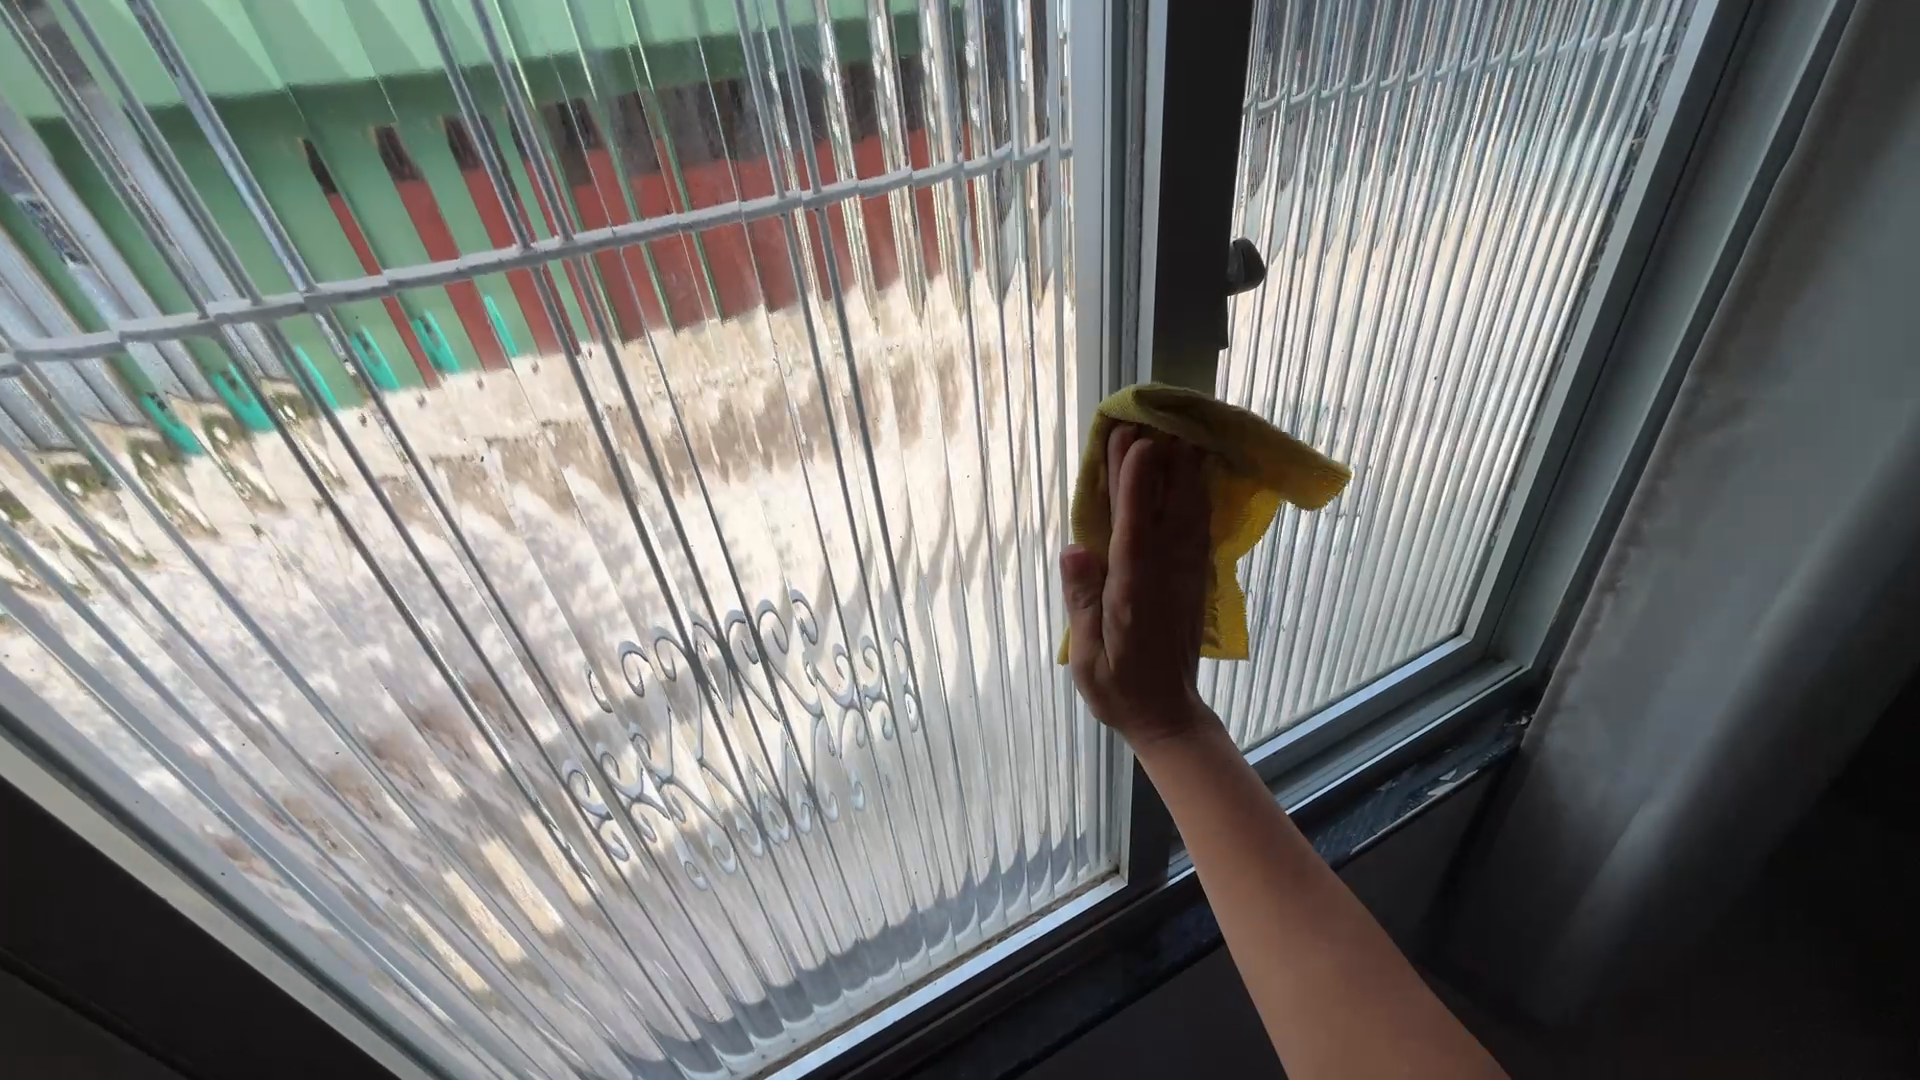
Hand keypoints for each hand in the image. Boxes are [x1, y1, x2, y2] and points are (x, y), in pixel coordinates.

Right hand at [1061, 423, 1218, 747]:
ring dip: (1182, 472)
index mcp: (1132, 594)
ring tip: (1177, 431)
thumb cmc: (1118, 688)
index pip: (1134, 531)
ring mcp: (1185, 577)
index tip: (1135, 443)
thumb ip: (1083, 600)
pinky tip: (1198, 474)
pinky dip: (1198, 496)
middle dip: (1154, 464)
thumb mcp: (1087, 656)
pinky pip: (1198, 529)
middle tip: (1145, 420)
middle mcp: (1164, 577)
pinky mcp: (1195, 580)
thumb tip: (1075, 547)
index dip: (1134, 485)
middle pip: (1161, 511)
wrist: (1168, 714)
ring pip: (1187, 514)